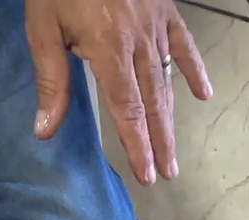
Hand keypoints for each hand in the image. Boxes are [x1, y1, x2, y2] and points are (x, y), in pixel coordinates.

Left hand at [28, 0, 211, 184]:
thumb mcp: (44, 25)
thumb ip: (51, 79)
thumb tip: (45, 132)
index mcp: (110, 50)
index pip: (127, 110)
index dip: (138, 145)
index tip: (147, 175)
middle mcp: (138, 43)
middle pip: (153, 103)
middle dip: (160, 142)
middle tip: (168, 174)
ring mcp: (156, 24)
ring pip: (167, 81)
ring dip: (173, 120)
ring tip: (175, 152)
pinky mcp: (165, 8)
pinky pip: (183, 43)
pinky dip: (194, 69)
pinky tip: (204, 94)